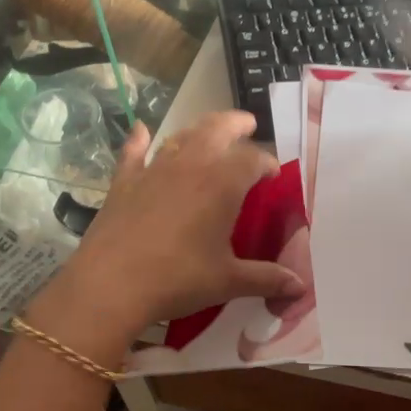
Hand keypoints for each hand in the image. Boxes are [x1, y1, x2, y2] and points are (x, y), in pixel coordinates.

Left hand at [30, 112, 304, 335]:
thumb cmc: (178, 279)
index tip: (274, 176)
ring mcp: (154, 170)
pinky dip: (139, 139)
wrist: (111, 285)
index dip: (268, 163)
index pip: (254, 159)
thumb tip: (299, 286)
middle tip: (247, 125)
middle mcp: (191, 165)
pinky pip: (133, 152)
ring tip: (210, 133)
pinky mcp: (124, 182)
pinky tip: (141, 130)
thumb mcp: (228, 282)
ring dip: (199, 130)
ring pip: (181, 136)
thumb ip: (266, 278)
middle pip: (217, 129)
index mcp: (222, 184)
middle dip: (236, 124)